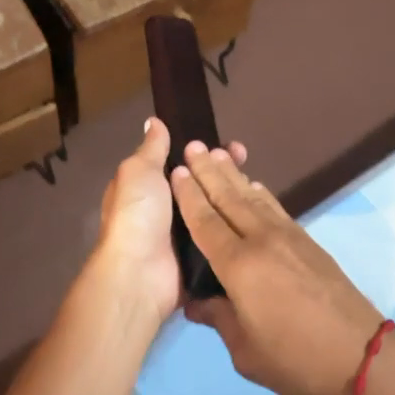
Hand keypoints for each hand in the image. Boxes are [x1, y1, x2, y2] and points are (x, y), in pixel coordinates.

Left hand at [96, 119, 247, 324]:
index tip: (226, 141)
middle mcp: (166, 208)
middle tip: (245, 156)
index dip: (202, 150)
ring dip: (232, 194)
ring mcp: (185, 234)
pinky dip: (234, 224)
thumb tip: (154, 121)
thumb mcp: (139, 171)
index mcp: (148, 187)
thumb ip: (152, 148)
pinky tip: (256, 211)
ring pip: (213, 207)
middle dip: (221, 169)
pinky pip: (220, 234)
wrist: (140, 274)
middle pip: (200, 182)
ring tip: (254, 180)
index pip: (180, 161)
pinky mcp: (200, 256)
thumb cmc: (137, 215)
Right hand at [171, 141, 383, 394]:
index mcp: (239, 267)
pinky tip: (252, 184)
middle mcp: (260, 241)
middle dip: (208, 171)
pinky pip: (274, 207)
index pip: (205, 222)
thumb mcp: (246, 352)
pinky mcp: (306, 241)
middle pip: (228, 198)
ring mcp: (287, 237)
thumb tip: (197, 304)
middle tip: (192, 146)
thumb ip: (219, 320)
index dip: (189, 196)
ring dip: (233, 173)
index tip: (176, 171)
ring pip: (253, 196)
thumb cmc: (296, 361)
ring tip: (217, 152)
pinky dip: (258, 191)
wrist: (361, 357)